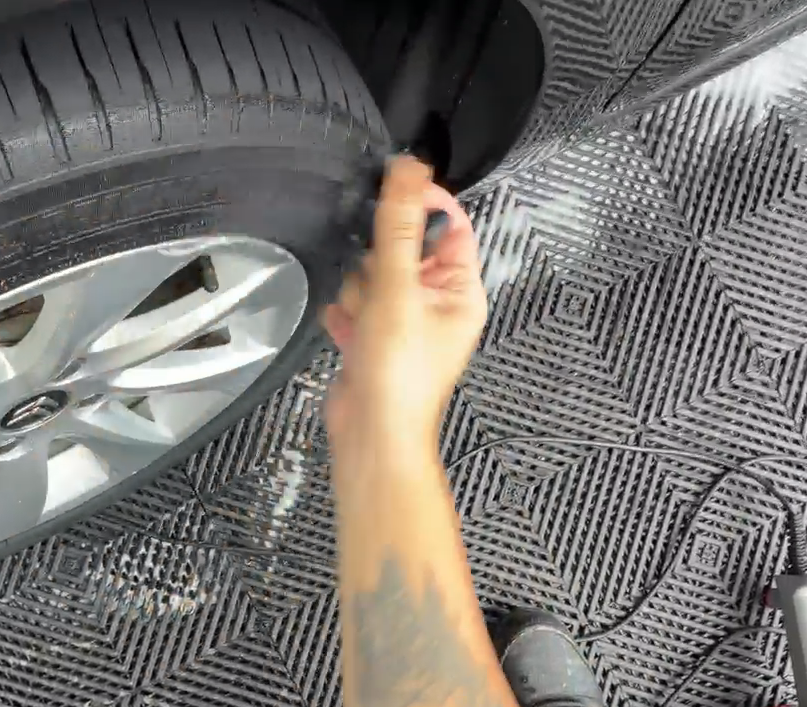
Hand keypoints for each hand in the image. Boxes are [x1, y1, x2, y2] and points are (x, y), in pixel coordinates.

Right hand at [322, 157, 486, 449]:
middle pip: (400, 251)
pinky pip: (353, 308)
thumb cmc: (399, 378)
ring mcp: (402, 324)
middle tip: (377, 291)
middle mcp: (435, 306)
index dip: (422, 208)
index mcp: (460, 291)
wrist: (370, 434)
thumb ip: (399, 228)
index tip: (393, 196)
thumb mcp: (398, 291)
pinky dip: (345, 318)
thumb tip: (409, 171)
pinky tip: (347, 334)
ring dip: (358, 295)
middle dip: (377, 266)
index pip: (449, 227)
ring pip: (371, 279)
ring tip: (363, 323)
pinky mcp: (374, 341)